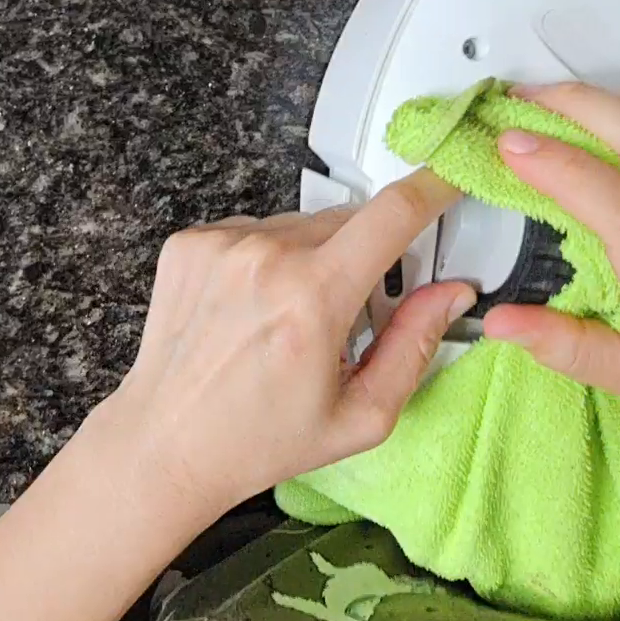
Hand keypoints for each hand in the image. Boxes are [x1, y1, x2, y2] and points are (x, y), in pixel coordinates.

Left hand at [95, 171, 471, 519]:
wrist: (167, 441)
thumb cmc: (258, 438)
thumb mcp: (360, 414)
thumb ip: (416, 344)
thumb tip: (452, 293)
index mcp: (312, 298)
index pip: (391, 214)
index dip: (430, 189)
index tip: (445, 179)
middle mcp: (264, 256)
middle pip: (346, 221)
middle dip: (360, 255)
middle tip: (340, 312)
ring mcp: (221, 243)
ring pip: (298, 224)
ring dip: (308, 257)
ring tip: (282, 316)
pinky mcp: (191, 241)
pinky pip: (253, 228)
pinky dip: (264, 256)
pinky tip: (249, 305)